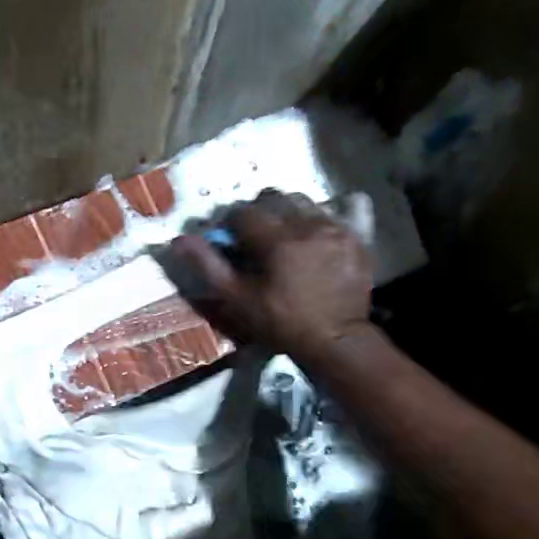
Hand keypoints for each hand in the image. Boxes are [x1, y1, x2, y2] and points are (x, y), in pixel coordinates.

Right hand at [167, 191, 374, 364]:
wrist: (335, 340)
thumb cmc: (282, 324)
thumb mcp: (239, 301)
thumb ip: (210, 267)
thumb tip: (180, 240)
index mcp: (277, 240)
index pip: (244, 212)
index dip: (231, 223)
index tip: (230, 240)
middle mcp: (308, 225)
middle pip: (275, 198)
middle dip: (260, 211)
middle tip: (257, 236)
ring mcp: (336, 228)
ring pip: (305, 201)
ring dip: (290, 212)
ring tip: (287, 237)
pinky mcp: (358, 236)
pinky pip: (343, 210)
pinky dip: (327, 216)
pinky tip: (319, 235)